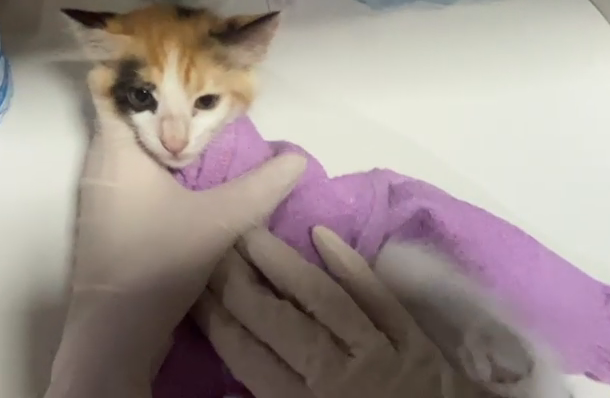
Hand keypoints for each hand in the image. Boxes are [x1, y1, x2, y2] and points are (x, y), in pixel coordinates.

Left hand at [44, 96, 305, 397]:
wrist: (115, 329)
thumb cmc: (157, 259)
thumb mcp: (219, 221)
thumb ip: (260, 187)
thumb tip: (297, 157)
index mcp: (114, 145)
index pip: (112, 85)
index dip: (141, 68)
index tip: (178, 61)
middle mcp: (99, 158)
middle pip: (125, 111)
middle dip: (162, 100)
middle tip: (202, 90)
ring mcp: (98, 187)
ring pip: (127, 141)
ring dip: (160, 133)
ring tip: (200, 125)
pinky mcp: (105, 211)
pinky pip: (127, 168)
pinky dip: (153, 161)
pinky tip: (184, 171)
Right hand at [194, 226, 489, 397]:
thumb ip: (274, 395)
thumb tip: (236, 354)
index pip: (247, 355)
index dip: (215, 316)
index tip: (190, 284)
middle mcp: (337, 377)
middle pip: (277, 319)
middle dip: (237, 280)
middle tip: (208, 243)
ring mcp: (382, 355)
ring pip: (323, 298)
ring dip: (283, 262)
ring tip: (250, 229)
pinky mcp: (418, 345)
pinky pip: (382, 299)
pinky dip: (352, 266)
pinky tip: (323, 235)